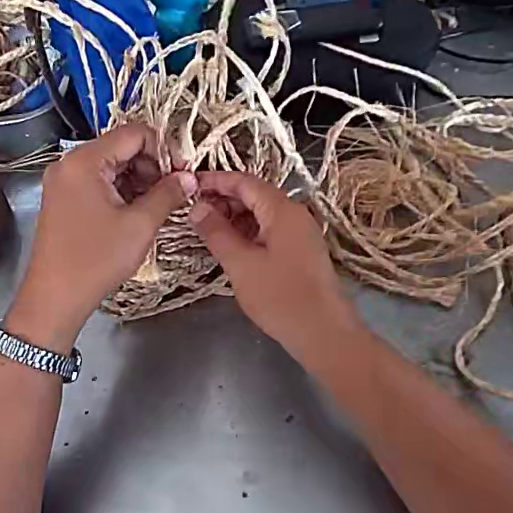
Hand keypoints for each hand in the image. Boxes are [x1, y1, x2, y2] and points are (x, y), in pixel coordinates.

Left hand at [10, 125, 194, 350]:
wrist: (55, 297)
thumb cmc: (96, 260)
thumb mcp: (139, 225)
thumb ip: (168, 194)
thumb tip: (190, 177)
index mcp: (85, 161)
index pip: (134, 134)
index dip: (165, 149)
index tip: (184, 173)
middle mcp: (70, 163)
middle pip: (122, 147)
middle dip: (153, 165)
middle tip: (175, 191)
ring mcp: (64, 181)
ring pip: (112, 165)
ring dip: (140, 179)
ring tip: (160, 204)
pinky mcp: (65, 199)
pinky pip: (100, 182)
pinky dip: (122, 191)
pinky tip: (140, 211)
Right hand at [189, 170, 363, 363]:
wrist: (324, 332)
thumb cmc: (280, 297)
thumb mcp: (241, 264)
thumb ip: (216, 232)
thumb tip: (197, 208)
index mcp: (282, 209)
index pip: (244, 181)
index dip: (215, 180)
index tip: (189, 186)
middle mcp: (295, 214)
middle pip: (255, 194)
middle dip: (223, 199)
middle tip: (194, 213)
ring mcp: (301, 232)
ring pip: (262, 213)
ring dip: (235, 217)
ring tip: (207, 231)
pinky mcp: (302, 250)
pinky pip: (271, 230)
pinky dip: (248, 232)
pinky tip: (231, 247)